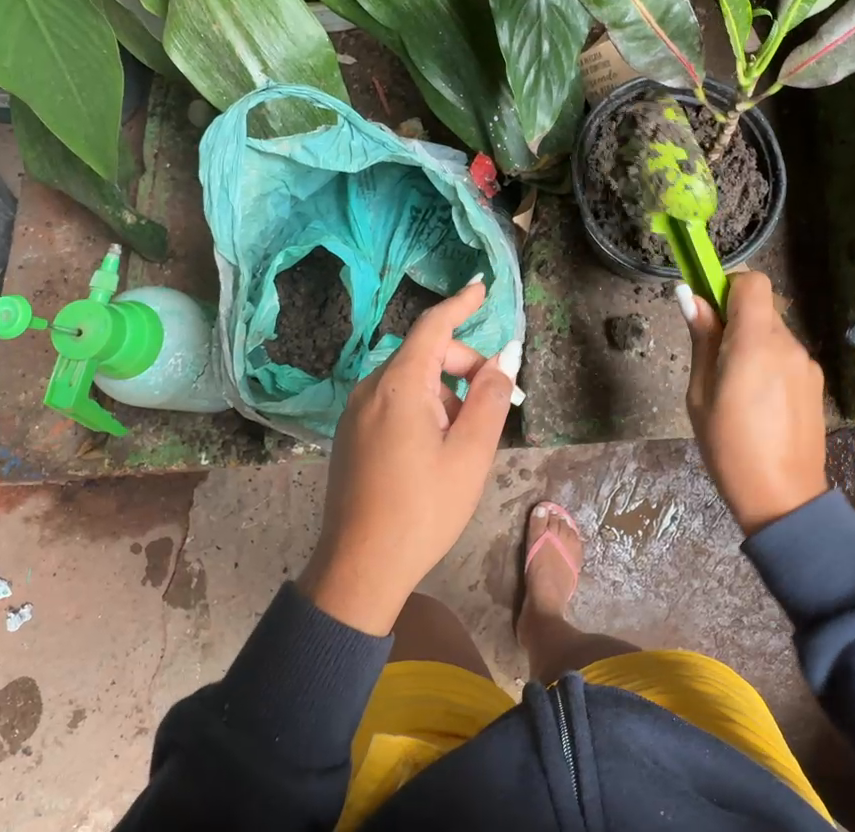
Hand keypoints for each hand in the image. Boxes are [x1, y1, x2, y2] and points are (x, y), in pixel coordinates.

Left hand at [299, 279, 521, 634]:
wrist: (360, 566)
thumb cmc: (424, 508)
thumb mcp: (471, 453)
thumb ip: (491, 399)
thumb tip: (504, 360)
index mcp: (398, 385)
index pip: (433, 326)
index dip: (460, 304)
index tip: (482, 288)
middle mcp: (370, 389)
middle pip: (423, 354)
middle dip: (464, 366)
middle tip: (497, 400)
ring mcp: (354, 414)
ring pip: (409, 382)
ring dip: (444, 393)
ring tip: (467, 439)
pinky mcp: (349, 437)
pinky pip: (392, 404)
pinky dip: (422, 409)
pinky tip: (436, 449)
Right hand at [680, 273, 827, 535]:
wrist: (783, 498)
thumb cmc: (729, 447)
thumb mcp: (699, 394)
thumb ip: (702, 340)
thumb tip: (689, 295)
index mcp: (756, 342)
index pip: (752, 282)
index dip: (728, 287)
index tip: (708, 312)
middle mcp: (788, 344)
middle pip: (762, 309)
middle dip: (735, 322)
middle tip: (713, 362)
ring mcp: (807, 364)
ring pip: (774, 335)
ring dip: (752, 347)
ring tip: (735, 393)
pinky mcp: (815, 384)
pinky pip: (786, 359)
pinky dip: (769, 367)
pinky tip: (758, 406)